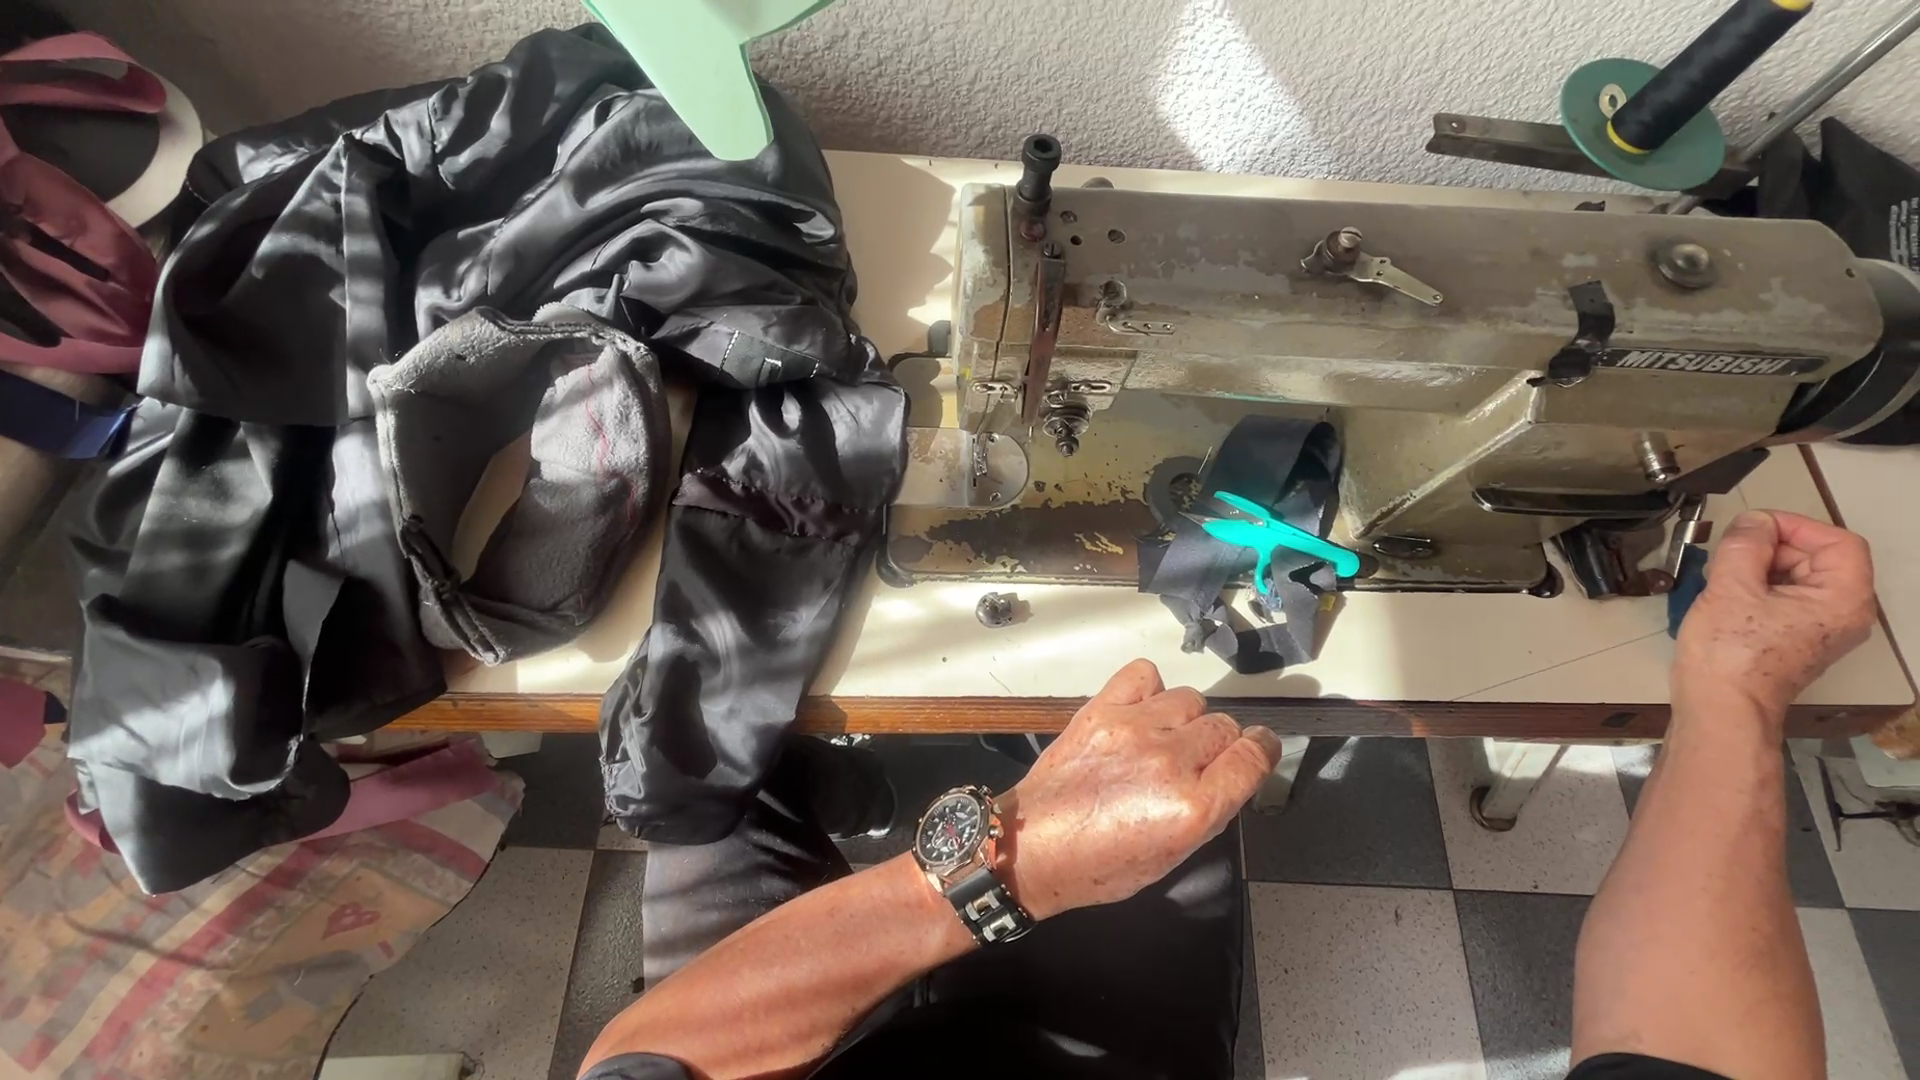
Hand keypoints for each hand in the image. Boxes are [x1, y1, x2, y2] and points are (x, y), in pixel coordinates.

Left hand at [994, 659, 1283, 918]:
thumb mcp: (1173, 855)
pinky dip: (1150, 688)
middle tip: (1194, 761)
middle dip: (1218, 743)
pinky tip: (1141, 711)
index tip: (1258, 748)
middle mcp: (1168, 762)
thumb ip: (1211, 809)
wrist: (1033, 844)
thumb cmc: (1096, 863)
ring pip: (1190, 699)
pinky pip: (1145, 674)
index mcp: (1192, 807)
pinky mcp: (1101, 710)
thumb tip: (1235, 773)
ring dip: (1185, 718)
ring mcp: (1133, 730)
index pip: (1253, 756)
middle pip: (1225, 726)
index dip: (1262, 750)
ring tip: (1162, 739)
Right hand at [1674, 510, 1876, 716]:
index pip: (1838, 543)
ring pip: (1796, 578)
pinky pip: (1784, 598)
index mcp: (1843, 599)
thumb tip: (1752, 522)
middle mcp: (1844, 612)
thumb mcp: (1731, 589)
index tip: (1749, 526)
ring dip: (1757, 568)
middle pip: (1818, 559)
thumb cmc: (1730, 650)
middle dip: (1771, 548)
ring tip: (1718, 576)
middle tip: (1725, 553)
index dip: (1795, 526)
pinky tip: (1722, 595)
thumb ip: (1745, 548)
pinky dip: (1755, 587)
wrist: (1720, 703)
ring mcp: (1820, 627)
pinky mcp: (1795, 637)